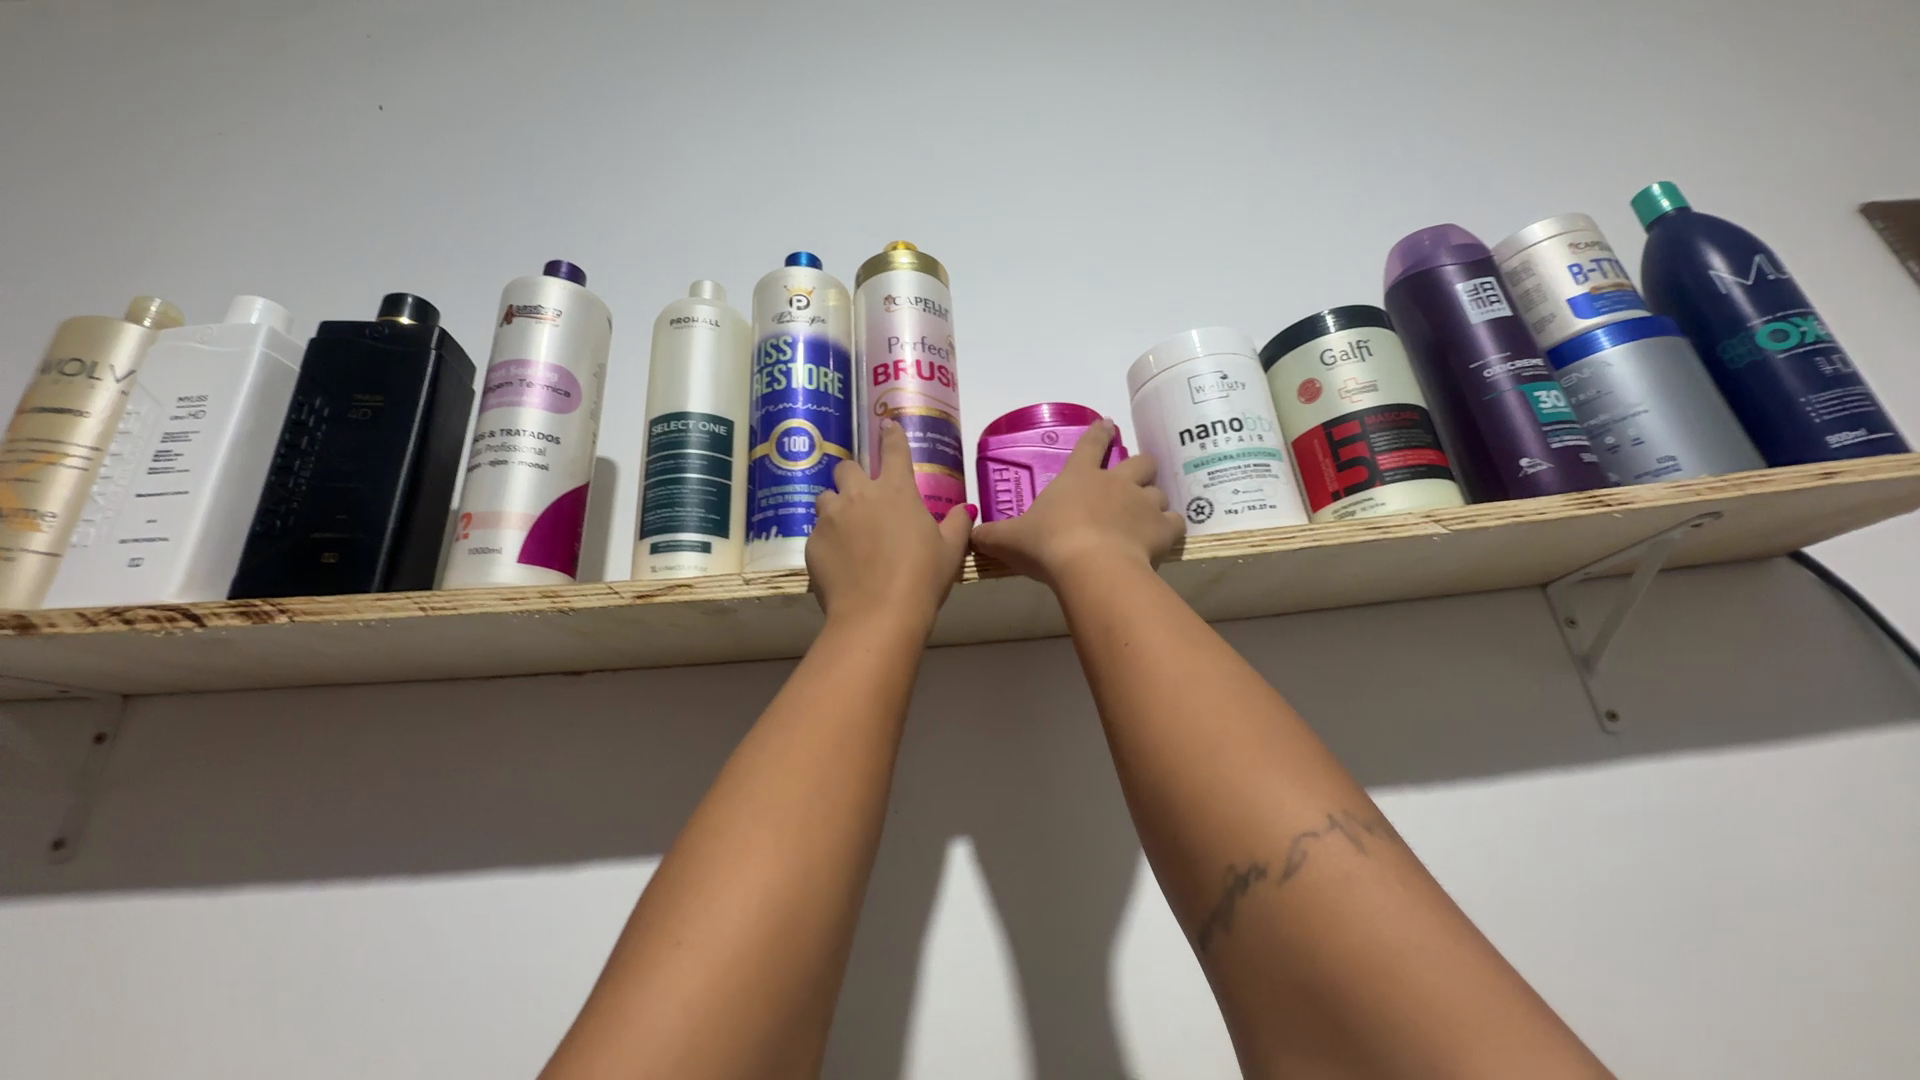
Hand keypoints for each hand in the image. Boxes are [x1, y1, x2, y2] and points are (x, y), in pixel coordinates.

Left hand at [807, 419, 974, 632]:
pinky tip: (839, 563)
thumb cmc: (922, 578)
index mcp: (897, 490)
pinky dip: (827, 542)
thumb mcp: (951, 551)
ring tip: (846, 531)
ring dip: (835, 508)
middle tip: (862, 497)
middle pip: (846, 468)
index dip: (891, 435)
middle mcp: (859, 495)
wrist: (878, 614)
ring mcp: (831, 518)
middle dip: (852, 476)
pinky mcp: (812, 543)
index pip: (894, 449)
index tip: (887, 426)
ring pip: (825, 498)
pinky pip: (817, 533)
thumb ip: (957, 524)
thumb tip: (964, 509)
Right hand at [970, 419, 1183, 588]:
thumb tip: (971, 535)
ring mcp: (1142, 503)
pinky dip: (1170, 527)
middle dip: (1139, 466)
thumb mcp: (1009, 540)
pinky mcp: (1161, 528)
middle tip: (1134, 477)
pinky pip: (1174, 521)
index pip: (1091, 444)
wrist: (1090, 566)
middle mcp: (1115, 482)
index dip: (1099, 433)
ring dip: (1153, 500)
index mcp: (1079, 477)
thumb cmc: (1047, 545)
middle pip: (1139, 461)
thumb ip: (991, 535)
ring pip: (1158, 491)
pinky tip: (1164, 536)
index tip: (1107, 425)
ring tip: (1147, 514)